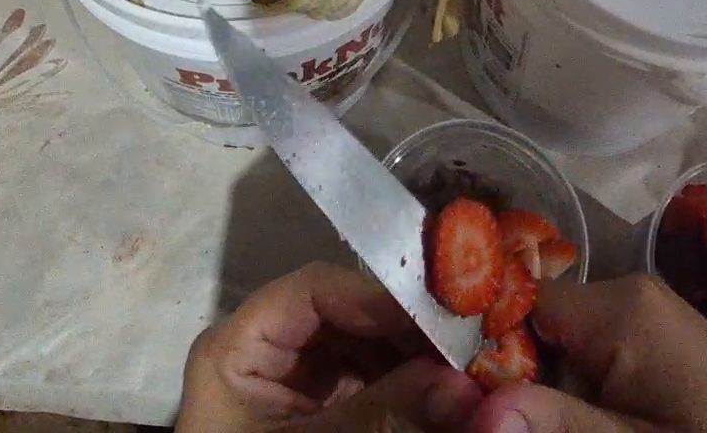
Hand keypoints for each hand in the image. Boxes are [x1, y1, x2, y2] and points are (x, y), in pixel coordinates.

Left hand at [175, 262, 484, 432]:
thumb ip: (385, 416)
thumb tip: (467, 385)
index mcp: (239, 345)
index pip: (315, 290)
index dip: (379, 298)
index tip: (440, 317)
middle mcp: (269, 348)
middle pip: (349, 315)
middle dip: (409, 333)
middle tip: (468, 349)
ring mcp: (296, 380)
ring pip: (367, 345)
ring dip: (416, 360)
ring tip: (466, 372)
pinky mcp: (321, 410)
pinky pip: (370, 379)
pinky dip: (407, 387)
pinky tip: (443, 394)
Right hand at [468, 275, 706, 432]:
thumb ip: (560, 427)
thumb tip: (474, 412)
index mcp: (620, 307)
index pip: (520, 304)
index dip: (485, 348)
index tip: (461, 397)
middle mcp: (627, 295)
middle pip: (537, 329)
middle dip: (515, 381)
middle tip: (501, 424)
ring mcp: (644, 317)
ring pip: (561, 349)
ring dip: (547, 395)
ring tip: (531, 422)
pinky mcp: (656, 342)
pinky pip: (593, 359)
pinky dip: (578, 396)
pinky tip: (585, 425)